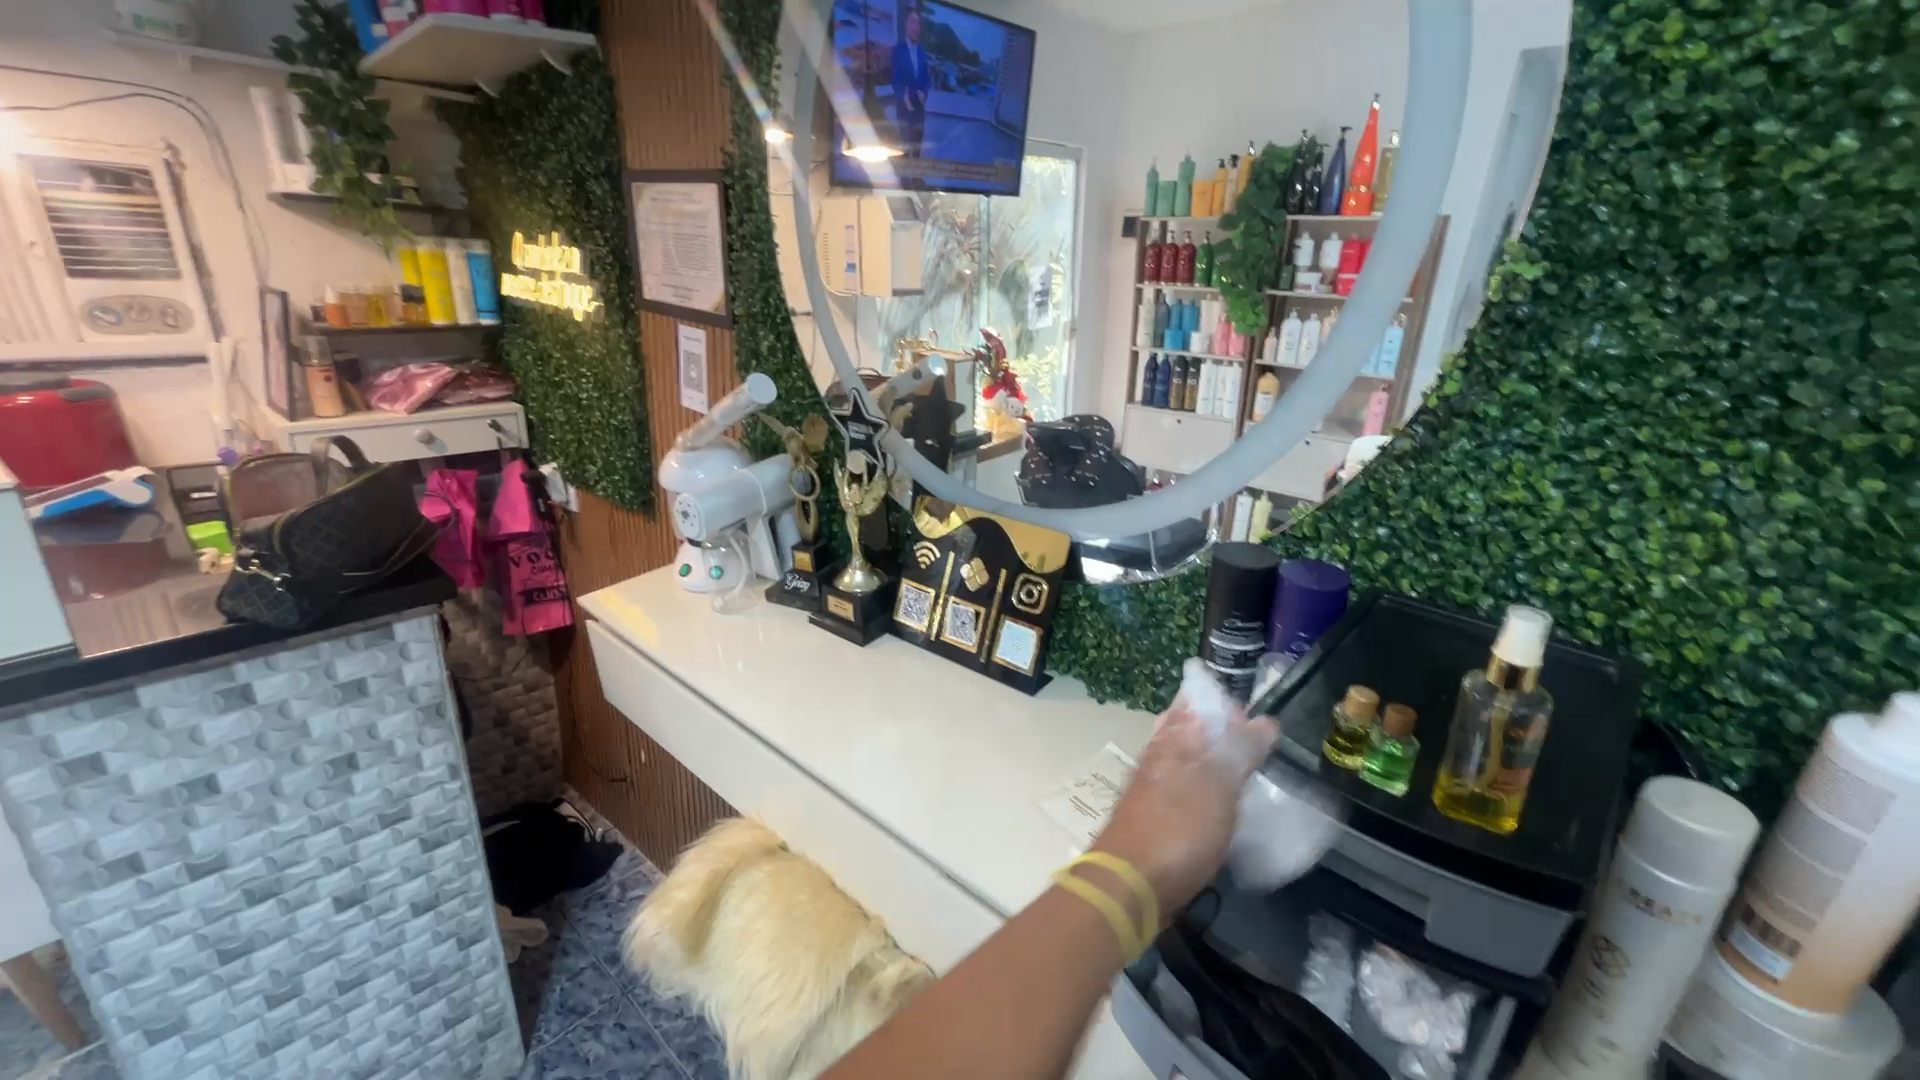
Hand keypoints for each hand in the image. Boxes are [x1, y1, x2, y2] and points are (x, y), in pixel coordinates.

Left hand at [1092, 700, 1279, 919]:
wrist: (1131, 884)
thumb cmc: (1178, 828)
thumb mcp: (1218, 785)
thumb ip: (1240, 750)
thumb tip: (1265, 721)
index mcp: (1171, 738)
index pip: (1196, 702)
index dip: (1226, 706)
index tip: (1256, 721)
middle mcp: (1158, 756)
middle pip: (1192, 733)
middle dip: (1223, 737)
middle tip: (1258, 753)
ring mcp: (1153, 788)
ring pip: (1188, 764)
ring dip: (1215, 767)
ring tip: (1248, 781)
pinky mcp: (1156, 820)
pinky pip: (1186, 795)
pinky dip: (1207, 796)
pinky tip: (1226, 811)